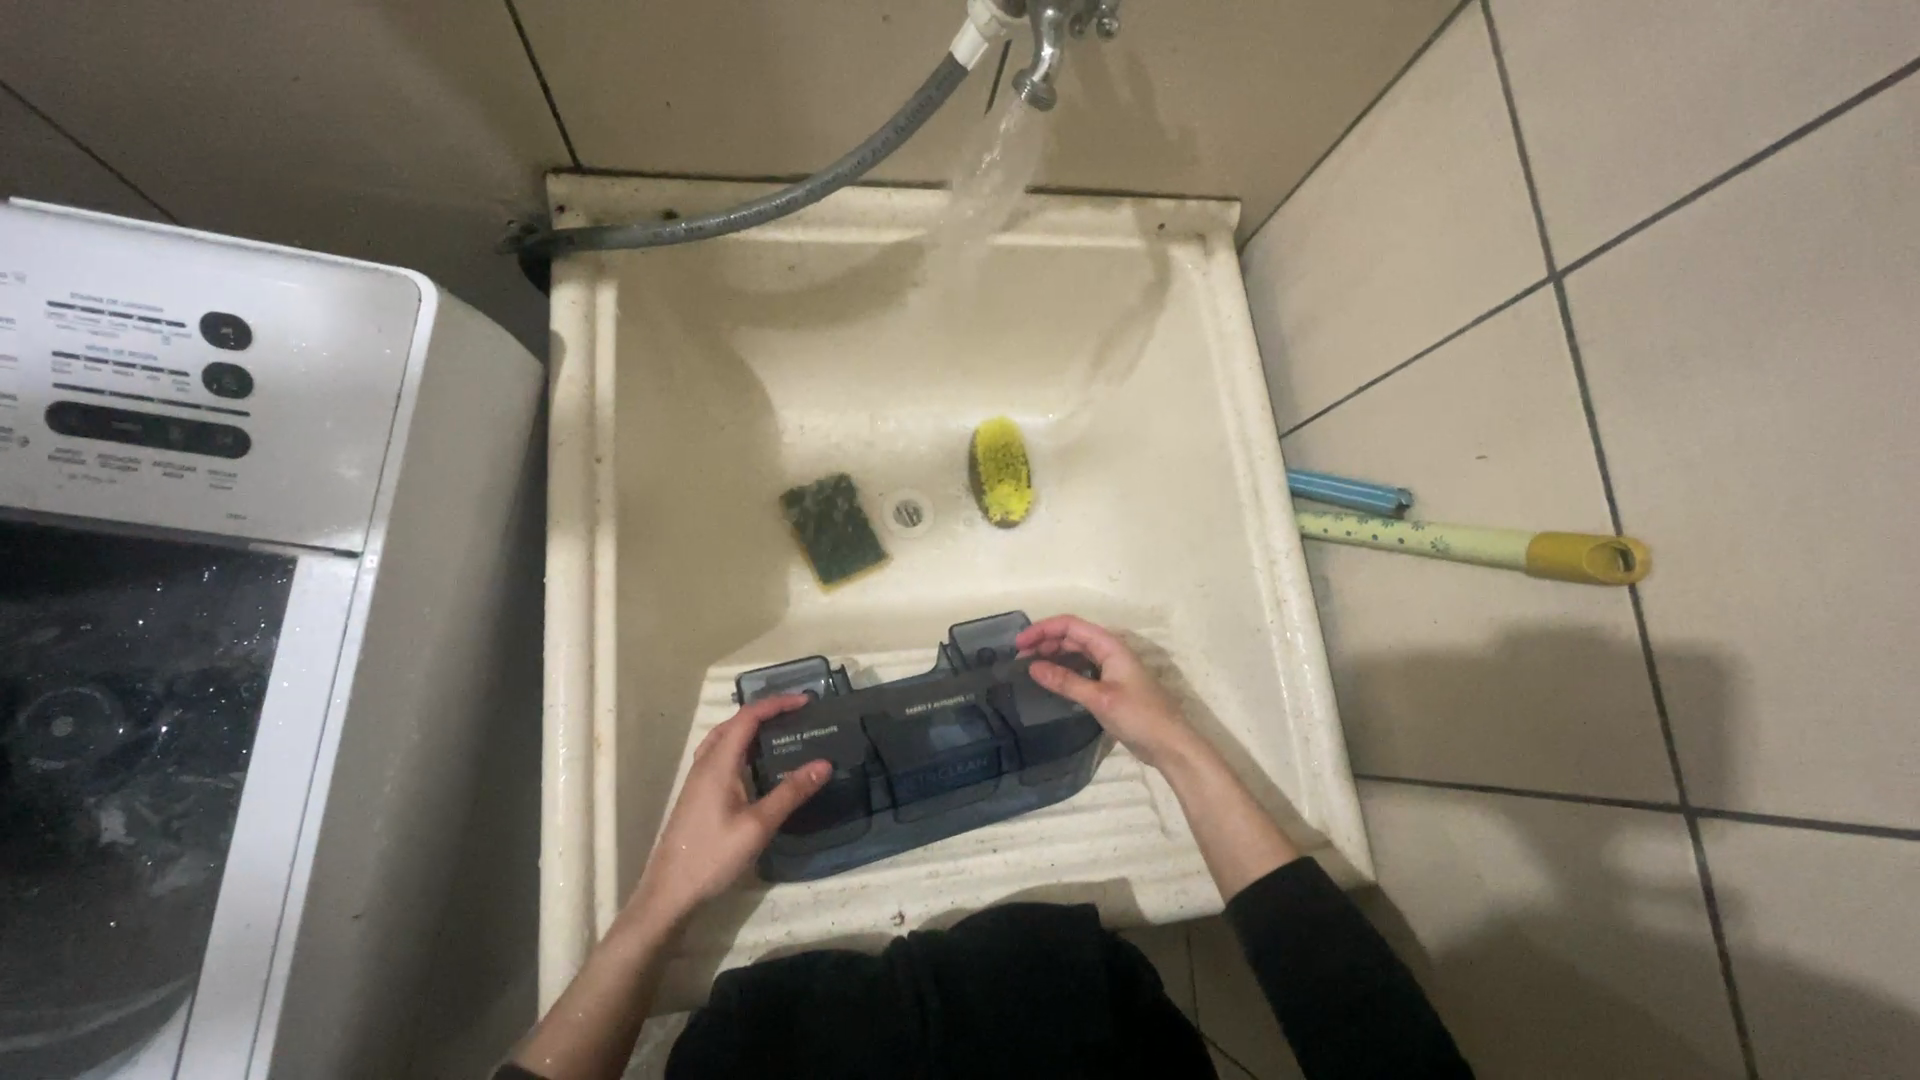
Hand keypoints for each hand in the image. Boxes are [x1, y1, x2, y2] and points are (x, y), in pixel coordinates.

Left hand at [623, 695, 830, 931]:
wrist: (669, 893)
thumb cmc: (713, 857)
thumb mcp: (758, 826)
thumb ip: (790, 793)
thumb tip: (824, 764)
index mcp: (718, 764)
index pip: (748, 718)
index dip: (776, 704)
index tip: (806, 701)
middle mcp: (705, 764)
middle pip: (733, 723)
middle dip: (765, 712)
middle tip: (796, 714)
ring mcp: (697, 780)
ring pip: (724, 739)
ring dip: (751, 728)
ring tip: (780, 732)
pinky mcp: (697, 795)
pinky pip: (721, 756)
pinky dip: (742, 747)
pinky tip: (756, 766)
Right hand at [1017, 615, 1198, 769]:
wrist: (1170, 744)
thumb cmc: (1139, 716)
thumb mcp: (1099, 699)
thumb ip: (1066, 681)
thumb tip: (1032, 667)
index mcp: (1110, 646)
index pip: (1070, 625)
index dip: (1043, 629)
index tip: (1019, 644)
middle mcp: (1110, 651)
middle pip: (1072, 636)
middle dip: (1044, 641)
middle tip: (1018, 658)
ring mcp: (1111, 669)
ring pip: (1076, 652)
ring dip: (1052, 655)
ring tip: (1029, 667)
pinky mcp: (1110, 686)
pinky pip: (1081, 669)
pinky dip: (1063, 670)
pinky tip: (1050, 680)